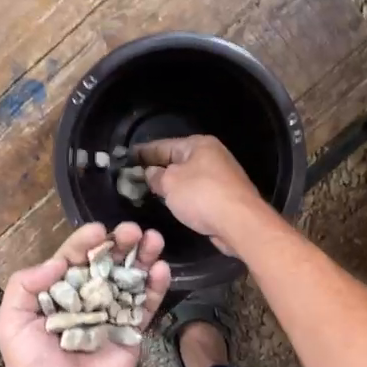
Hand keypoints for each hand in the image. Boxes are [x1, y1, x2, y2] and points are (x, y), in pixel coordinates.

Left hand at [0, 221, 170, 366]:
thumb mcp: (11, 324)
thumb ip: (25, 286)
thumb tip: (57, 261)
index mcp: (56, 296)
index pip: (72, 260)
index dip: (84, 243)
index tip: (98, 229)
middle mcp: (85, 301)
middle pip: (106, 264)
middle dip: (120, 244)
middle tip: (133, 229)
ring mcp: (111, 315)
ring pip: (129, 279)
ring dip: (142, 257)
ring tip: (152, 239)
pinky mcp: (132, 332)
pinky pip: (145, 304)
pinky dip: (155, 286)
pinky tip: (162, 268)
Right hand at [133, 135, 269, 255]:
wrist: (240, 222)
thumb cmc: (202, 196)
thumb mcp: (170, 183)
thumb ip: (155, 176)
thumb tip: (149, 173)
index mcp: (199, 144)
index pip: (163, 145)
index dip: (143, 152)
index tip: (126, 158)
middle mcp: (212, 156)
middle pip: (177, 161)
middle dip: (157, 169)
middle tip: (134, 178)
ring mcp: (221, 177)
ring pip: (188, 178)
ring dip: (171, 185)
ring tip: (150, 192)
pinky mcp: (225, 197)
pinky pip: (198, 194)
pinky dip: (185, 198)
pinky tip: (174, 205)